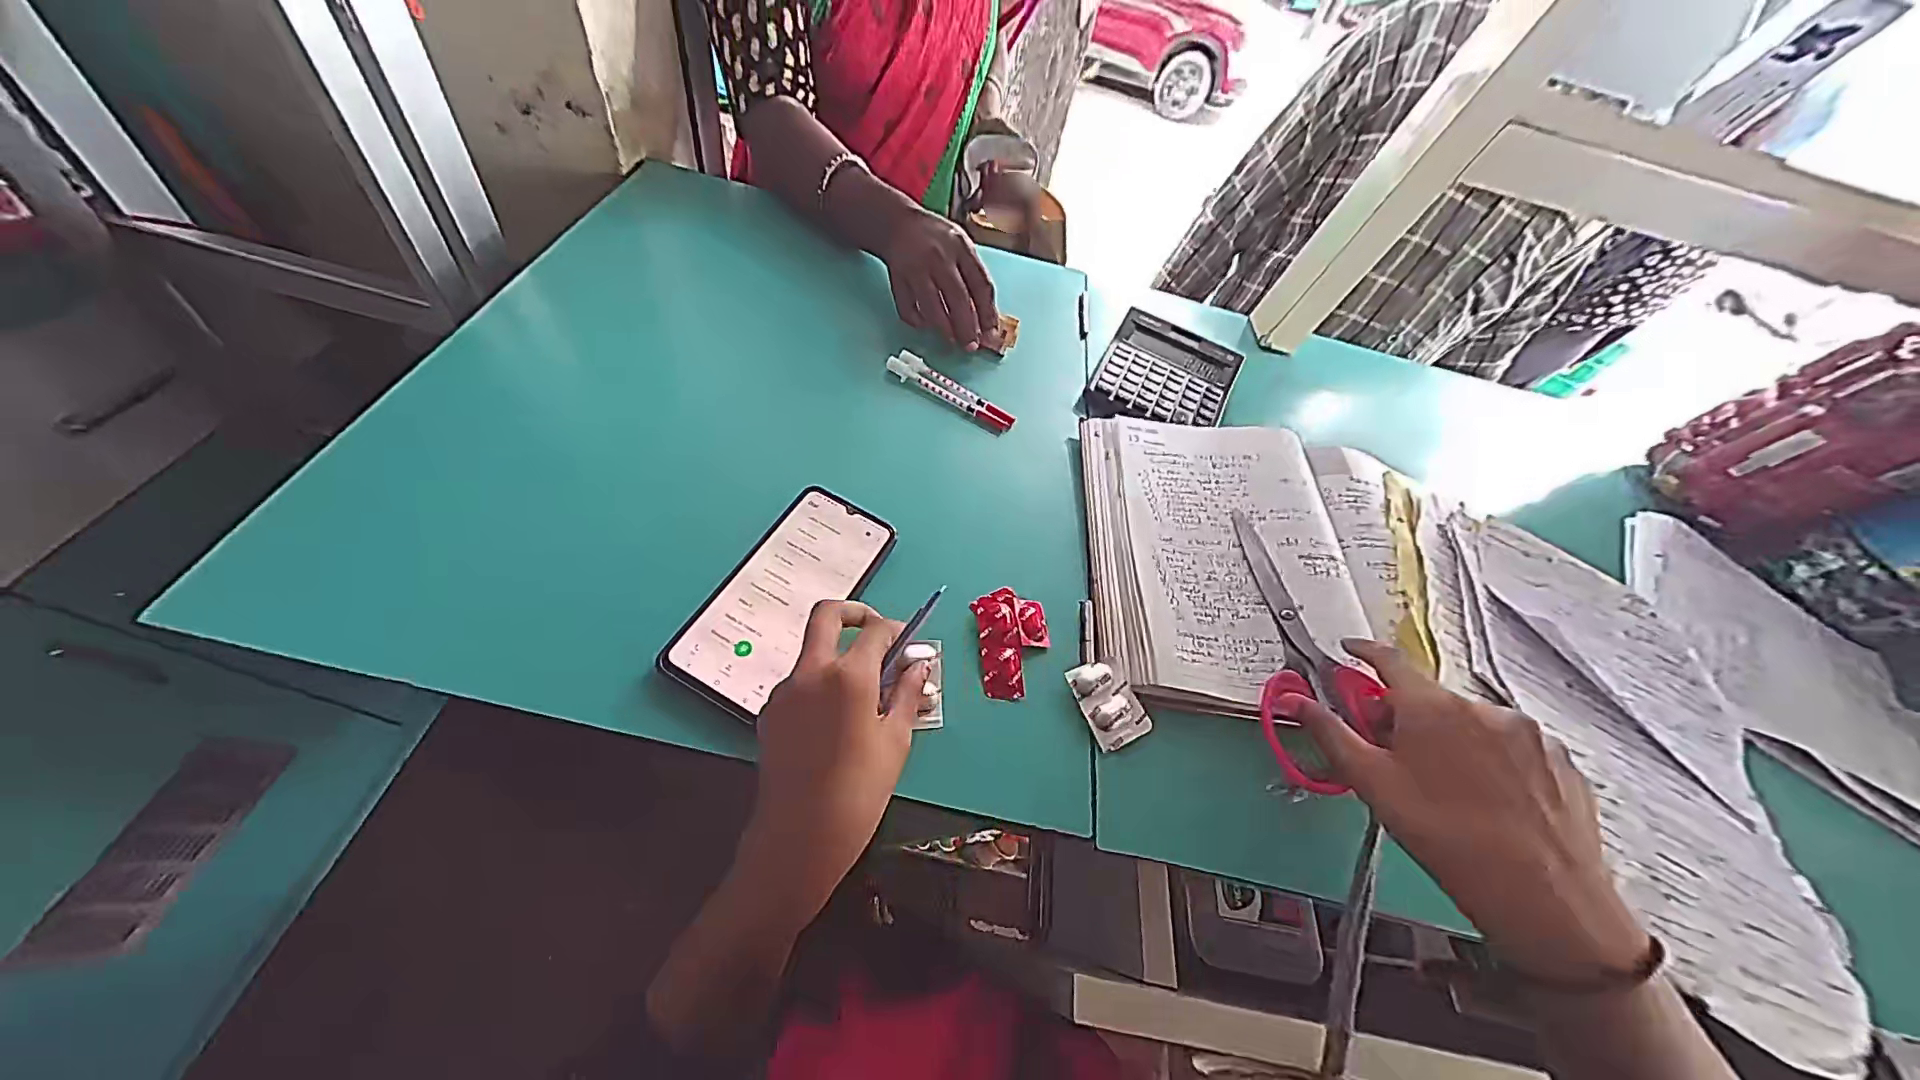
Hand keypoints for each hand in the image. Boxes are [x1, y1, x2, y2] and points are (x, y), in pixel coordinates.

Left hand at [739, 599, 929, 916]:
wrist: (800, 836)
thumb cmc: (858, 792)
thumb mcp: (895, 740)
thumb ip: (907, 693)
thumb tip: (918, 666)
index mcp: (848, 676)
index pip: (876, 630)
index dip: (897, 630)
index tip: (908, 642)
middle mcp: (811, 673)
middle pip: (827, 615)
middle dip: (855, 612)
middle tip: (876, 630)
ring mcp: (785, 691)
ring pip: (812, 652)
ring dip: (838, 656)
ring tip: (865, 693)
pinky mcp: (770, 713)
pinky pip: (800, 684)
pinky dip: (821, 685)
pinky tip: (838, 721)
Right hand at [879, 205, 1000, 349]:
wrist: (897, 223)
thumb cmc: (935, 239)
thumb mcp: (961, 245)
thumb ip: (973, 274)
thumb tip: (986, 316)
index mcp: (961, 247)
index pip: (980, 284)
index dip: (988, 312)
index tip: (991, 332)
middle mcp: (939, 257)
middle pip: (958, 298)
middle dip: (967, 327)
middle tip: (972, 345)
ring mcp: (916, 268)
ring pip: (932, 307)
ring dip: (944, 329)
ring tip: (952, 341)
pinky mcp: (897, 279)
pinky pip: (907, 308)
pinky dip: (917, 321)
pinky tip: (926, 326)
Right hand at [1284, 639, 1648, 979]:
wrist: (1543, 899)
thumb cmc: (1449, 839)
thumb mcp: (1371, 783)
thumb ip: (1329, 732)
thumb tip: (1297, 701)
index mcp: (1431, 707)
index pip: (1388, 659)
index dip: (1363, 652)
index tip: (1352, 652)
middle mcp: (1482, 708)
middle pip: (1428, 698)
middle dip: (1404, 716)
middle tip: (1391, 754)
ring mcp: (1527, 733)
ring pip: (1470, 722)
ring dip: (1448, 738)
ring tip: (1442, 787)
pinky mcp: (1559, 760)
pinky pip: (1510, 744)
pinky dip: (1489, 758)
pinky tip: (1482, 797)